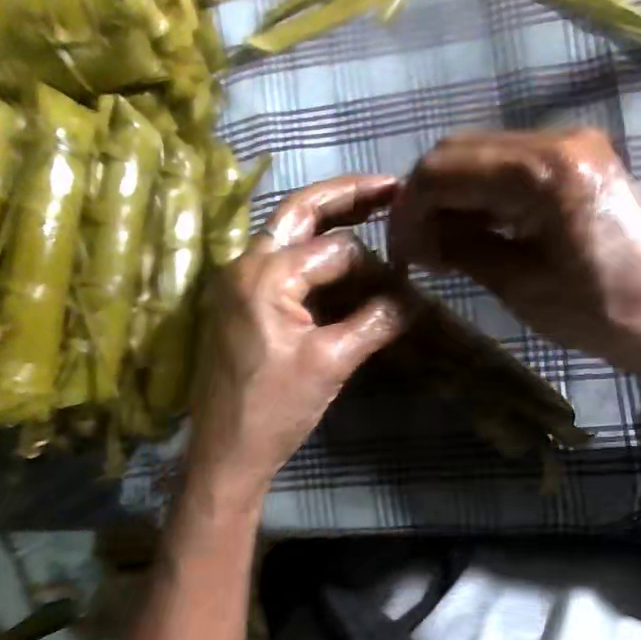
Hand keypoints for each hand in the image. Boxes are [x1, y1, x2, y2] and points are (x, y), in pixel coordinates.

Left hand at [187, 175, 411, 498]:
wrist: (227, 452)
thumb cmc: (275, 410)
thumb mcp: (332, 363)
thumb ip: (375, 321)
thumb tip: (413, 298)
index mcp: (265, 275)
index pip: (336, 249)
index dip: (376, 266)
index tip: (405, 288)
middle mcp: (244, 266)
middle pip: (300, 213)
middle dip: (345, 198)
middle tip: (390, 188)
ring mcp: (237, 284)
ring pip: (288, 237)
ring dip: (328, 226)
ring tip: (372, 215)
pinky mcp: (239, 304)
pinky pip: (280, 267)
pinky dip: (312, 261)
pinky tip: (342, 269)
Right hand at [388, 129, 640, 367]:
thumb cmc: (599, 310)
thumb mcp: (519, 284)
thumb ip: (461, 248)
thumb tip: (415, 239)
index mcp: (545, 171)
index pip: (446, 168)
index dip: (409, 208)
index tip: (398, 251)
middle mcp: (557, 140)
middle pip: (459, 150)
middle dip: (424, 197)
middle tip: (412, 248)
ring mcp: (570, 145)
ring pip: (480, 154)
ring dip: (449, 195)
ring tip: (436, 245)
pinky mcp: (576, 161)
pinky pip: (507, 166)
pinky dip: (478, 194)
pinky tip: (469, 231)